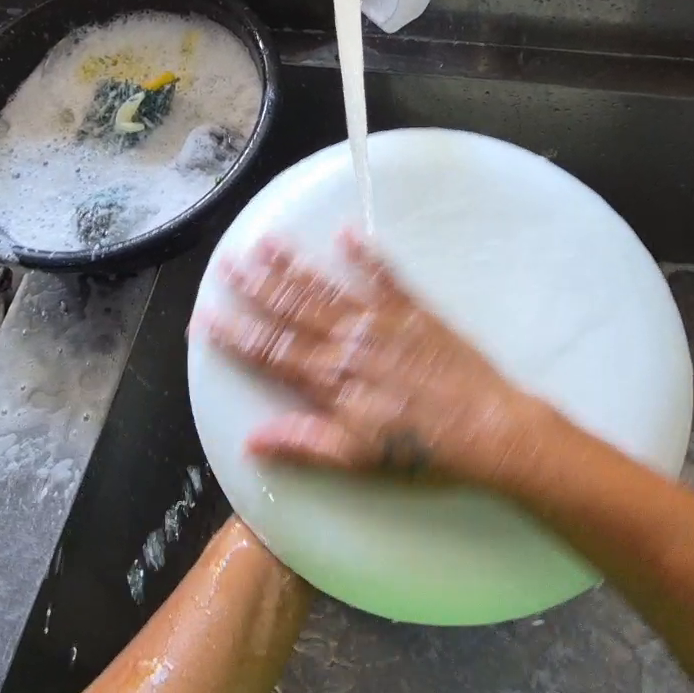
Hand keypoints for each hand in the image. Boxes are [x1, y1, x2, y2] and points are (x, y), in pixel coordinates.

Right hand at [195, 231, 550, 488]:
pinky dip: (365, 254)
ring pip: (328, 288)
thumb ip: (305, 443)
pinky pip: (385, 276)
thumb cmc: (423, 450)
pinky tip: (346, 232)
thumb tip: (251, 440)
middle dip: (257, 287)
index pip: (272, 352)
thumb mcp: (359, 459)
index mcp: (333, 380)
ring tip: (268, 241)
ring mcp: (383, 322)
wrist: (488, 428)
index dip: (235, 335)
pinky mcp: (415, 311)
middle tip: (228, 262)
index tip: (205, 317)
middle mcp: (351, 343)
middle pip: (293, 310)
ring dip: (296, 265)